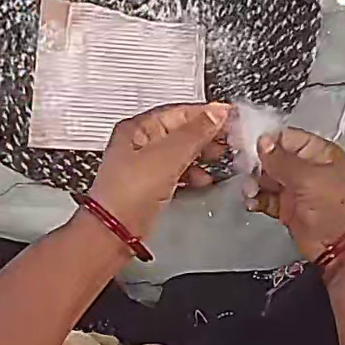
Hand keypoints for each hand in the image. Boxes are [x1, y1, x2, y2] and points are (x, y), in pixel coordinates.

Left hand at [87, 102, 232, 239]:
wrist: (115, 233)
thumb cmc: (128, 194)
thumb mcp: (168, 156)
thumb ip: (195, 133)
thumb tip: (215, 114)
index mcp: (138, 128)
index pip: (179, 112)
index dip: (206, 113)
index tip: (229, 116)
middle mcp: (139, 144)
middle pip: (180, 131)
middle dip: (206, 134)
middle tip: (229, 137)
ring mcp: (144, 166)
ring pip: (180, 152)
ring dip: (201, 154)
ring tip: (219, 156)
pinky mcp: (150, 186)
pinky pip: (177, 172)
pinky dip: (193, 174)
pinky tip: (203, 179)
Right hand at [244, 126, 344, 260]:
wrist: (341, 247)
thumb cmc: (335, 207)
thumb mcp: (308, 177)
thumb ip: (282, 160)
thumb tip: (263, 142)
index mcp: (319, 153)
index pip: (288, 138)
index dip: (268, 141)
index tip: (248, 146)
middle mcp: (307, 168)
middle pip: (274, 158)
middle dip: (258, 164)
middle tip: (248, 172)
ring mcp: (297, 189)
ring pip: (268, 179)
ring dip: (255, 183)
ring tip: (250, 191)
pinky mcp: (288, 208)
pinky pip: (267, 199)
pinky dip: (257, 200)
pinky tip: (252, 202)